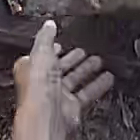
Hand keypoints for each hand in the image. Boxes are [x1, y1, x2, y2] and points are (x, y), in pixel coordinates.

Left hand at [13, 20, 113, 135]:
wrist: (46, 115)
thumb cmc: (38, 86)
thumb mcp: (41, 52)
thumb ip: (45, 37)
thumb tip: (49, 24)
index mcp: (32, 68)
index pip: (43, 55)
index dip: (52, 49)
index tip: (61, 42)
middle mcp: (43, 82)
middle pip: (60, 68)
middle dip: (72, 59)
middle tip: (83, 51)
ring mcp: (58, 96)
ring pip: (75, 79)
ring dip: (87, 70)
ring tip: (99, 61)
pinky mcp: (72, 107)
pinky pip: (87, 94)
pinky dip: (98, 85)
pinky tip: (108, 77)